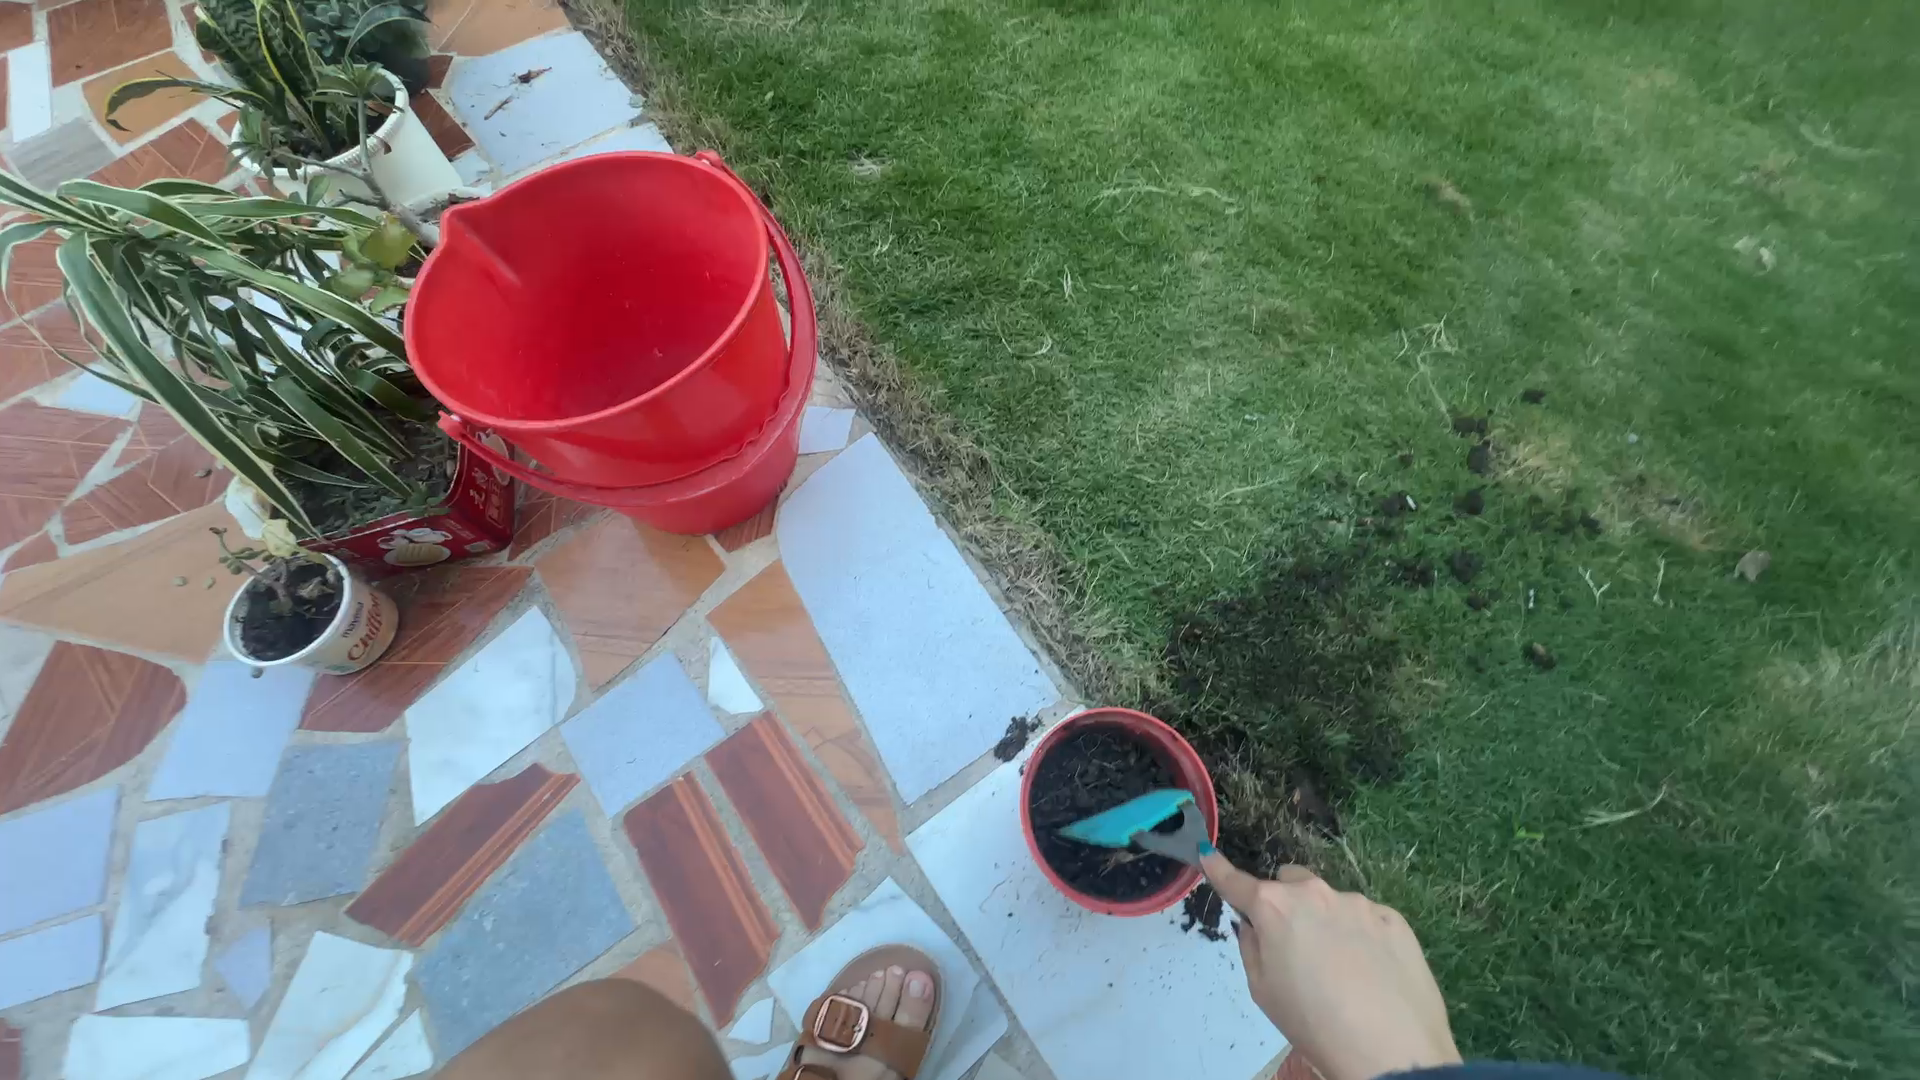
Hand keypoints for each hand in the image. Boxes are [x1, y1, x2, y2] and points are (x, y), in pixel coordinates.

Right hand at [1201, 851, 1461, 1079]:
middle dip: (1287, 903)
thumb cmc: (1314, 1025)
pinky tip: (1373, 972)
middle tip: (1298, 947)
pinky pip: (1367, 918)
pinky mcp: (1393, 919)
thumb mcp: (1262, 991)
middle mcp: (1312, 892)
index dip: (1217, 868)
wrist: (1393, 1055)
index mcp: (1273, 906)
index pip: (1235, 881)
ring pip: (1331, 900)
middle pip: (1289, 882)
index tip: (1206, 853)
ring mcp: (1357, 902)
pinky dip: (1364, 936)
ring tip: (1346, 970)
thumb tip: (1256, 925)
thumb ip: (1251, 946)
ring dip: (1328, 921)